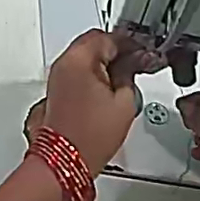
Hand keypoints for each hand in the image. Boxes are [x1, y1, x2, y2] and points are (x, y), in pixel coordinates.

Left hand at [35, 30, 158, 170]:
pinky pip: (77, 71)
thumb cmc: (88, 137)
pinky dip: (93, 73)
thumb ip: (130, 74)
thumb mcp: (124, 102)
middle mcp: (63, 65)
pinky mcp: (56, 91)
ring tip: (125, 76)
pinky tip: (109, 86)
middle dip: (117, 50)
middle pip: (93, 43)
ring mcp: (57, 78)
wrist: (64, 163)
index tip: (143, 51)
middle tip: (137, 61)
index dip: (130, 43)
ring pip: (84, 56)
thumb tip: (133, 63)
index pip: (108, 37)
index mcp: (79, 60)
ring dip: (104, 61)